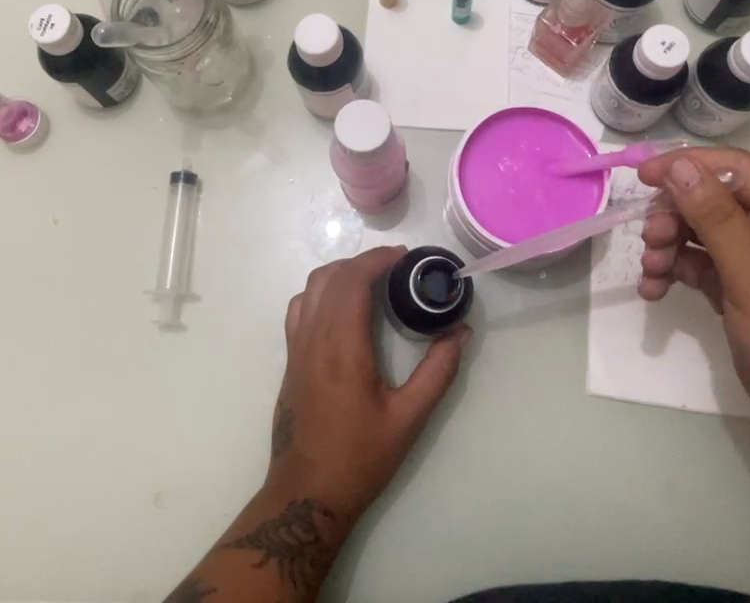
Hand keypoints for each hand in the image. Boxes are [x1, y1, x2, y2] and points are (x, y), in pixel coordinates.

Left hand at [266, 246, 470, 517]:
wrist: (307, 492)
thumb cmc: (360, 457)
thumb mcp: (409, 418)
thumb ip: (438, 372)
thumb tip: (460, 333)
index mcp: (342, 347)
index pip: (353, 281)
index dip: (377, 259)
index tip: (404, 256)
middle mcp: (313, 338)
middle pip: (331, 277)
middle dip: (363, 261)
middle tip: (395, 267)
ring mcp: (295, 348)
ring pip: (311, 288)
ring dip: (340, 273)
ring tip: (371, 280)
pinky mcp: (289, 360)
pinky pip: (300, 308)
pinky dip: (321, 292)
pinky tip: (342, 308)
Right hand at [637, 148, 749, 447]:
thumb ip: (715, 216)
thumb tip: (679, 164)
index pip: (737, 170)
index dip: (689, 166)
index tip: (644, 179)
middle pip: (713, 201)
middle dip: (674, 217)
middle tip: (648, 241)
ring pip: (701, 233)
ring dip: (668, 246)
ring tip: (650, 272)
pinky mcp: (741, 290)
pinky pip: (700, 265)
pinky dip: (675, 271)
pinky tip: (655, 291)